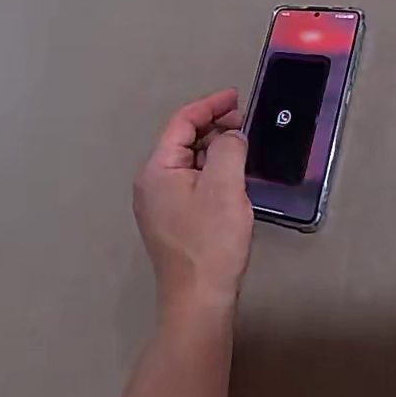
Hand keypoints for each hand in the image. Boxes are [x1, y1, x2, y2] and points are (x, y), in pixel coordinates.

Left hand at [133, 90, 253, 315]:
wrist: (198, 299)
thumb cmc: (210, 241)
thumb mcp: (225, 187)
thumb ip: (229, 149)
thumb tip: (231, 136)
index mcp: (157, 169)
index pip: (182, 123)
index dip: (210, 105)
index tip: (236, 97)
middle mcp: (151, 182)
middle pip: (182, 141)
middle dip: (213, 126)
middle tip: (244, 123)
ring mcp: (159, 204)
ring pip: (188, 162)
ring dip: (214, 148)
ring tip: (242, 146)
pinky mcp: (172, 220)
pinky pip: (190, 181)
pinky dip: (211, 170)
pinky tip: (231, 174)